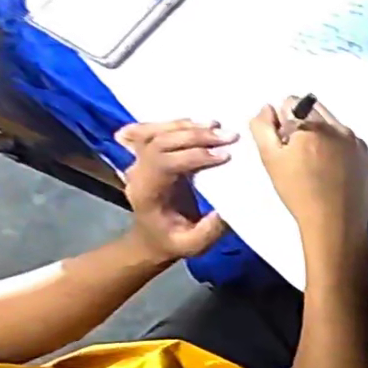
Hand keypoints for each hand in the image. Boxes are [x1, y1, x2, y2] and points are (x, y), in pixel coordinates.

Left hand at [114, 119, 233, 261]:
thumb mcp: (194, 244)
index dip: (194, 156)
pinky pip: (152, 132)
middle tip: (229, 136)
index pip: (164, 163)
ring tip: (216, 124)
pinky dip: (174, 124)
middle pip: (160, 142)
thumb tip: (228, 209)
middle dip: (195, 136)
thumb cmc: (174, 242)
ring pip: (154, 133)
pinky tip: (196, 122)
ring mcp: (138, 162)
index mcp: (148, 193)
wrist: (150, 239)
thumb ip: (210, 229)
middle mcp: (138, 172)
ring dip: (186, 126)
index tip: (225, 156)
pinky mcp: (147, 157)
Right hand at [250, 99, 367, 254]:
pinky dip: (340, 146)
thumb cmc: (299, 192)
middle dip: (304, 123)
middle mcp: (338, 128)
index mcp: (311, 125)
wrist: (336, 223)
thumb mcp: (270, 158)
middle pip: (314, 109)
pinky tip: (334, 168)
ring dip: (323, 133)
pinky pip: (350, 141)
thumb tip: (268, 108)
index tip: (286, 143)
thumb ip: (262, 126)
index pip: (291, 102)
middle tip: (300, 152)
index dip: (283, 122)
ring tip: (318, 162)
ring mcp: (357, 142)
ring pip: (333, 124)